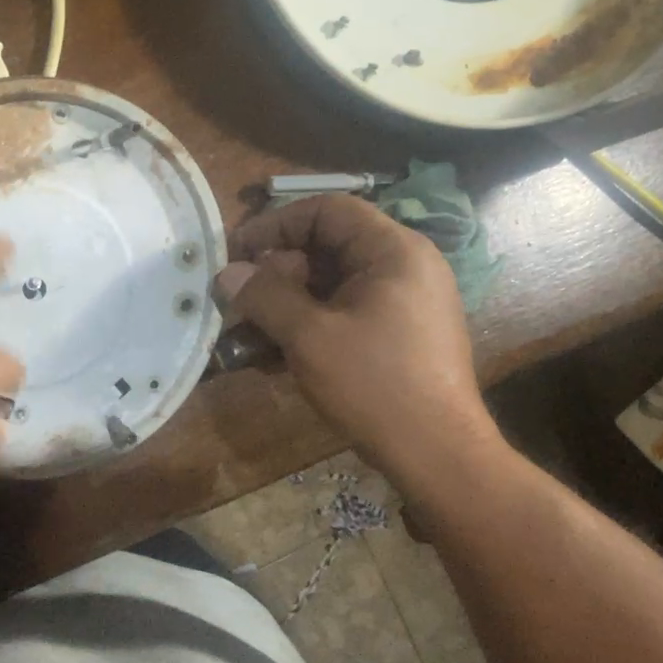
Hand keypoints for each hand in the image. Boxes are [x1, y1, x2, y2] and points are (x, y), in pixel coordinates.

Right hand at [214, 194, 497, 477]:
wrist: (435, 451)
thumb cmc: (374, 385)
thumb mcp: (309, 337)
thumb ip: (265, 298)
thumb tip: (227, 273)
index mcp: (393, 252)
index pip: (327, 211)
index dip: (275, 225)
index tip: (235, 254)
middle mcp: (403, 267)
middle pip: (326, 248)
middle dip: (275, 273)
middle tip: (238, 304)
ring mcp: (403, 302)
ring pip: (329, 286)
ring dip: (284, 305)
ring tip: (248, 337)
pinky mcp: (397, 335)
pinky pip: (342, 314)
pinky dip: (306, 327)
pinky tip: (273, 358)